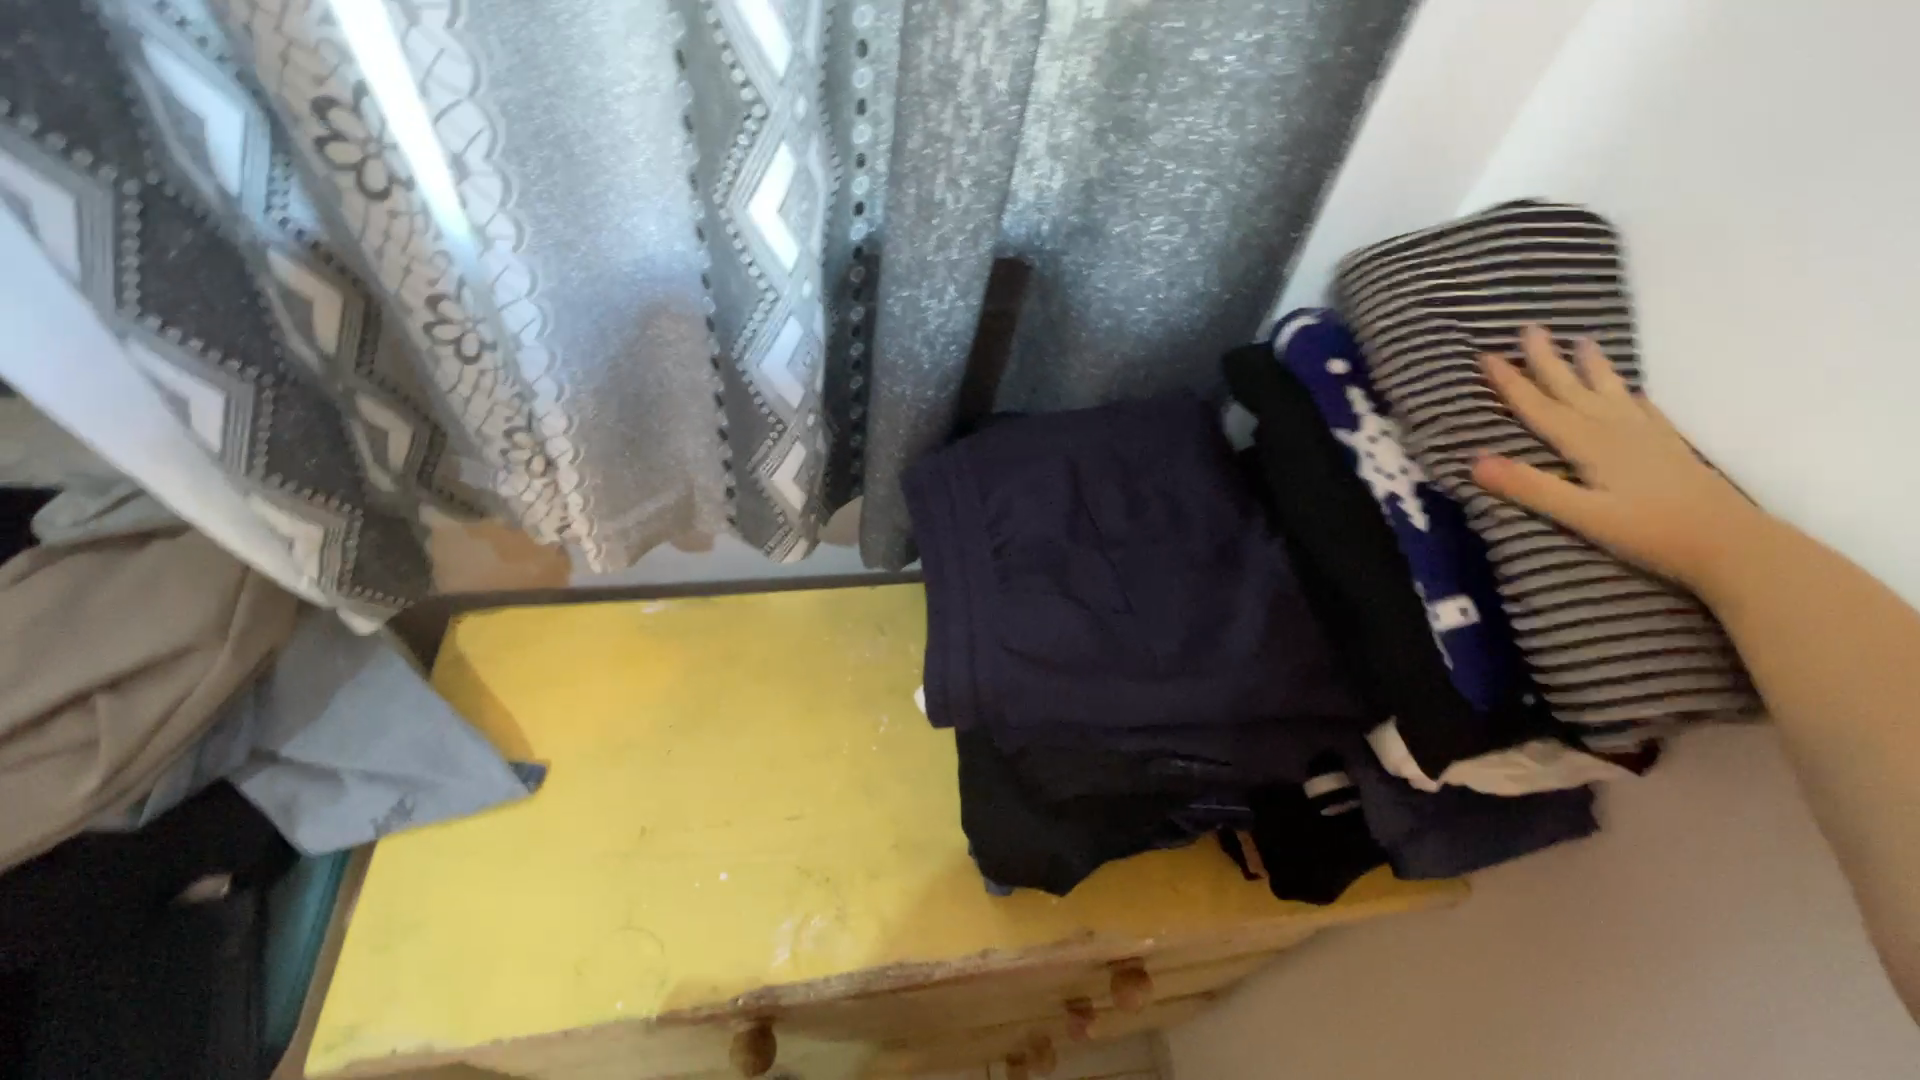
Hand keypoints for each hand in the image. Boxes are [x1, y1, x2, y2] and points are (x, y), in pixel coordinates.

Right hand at [1471, 325, 1768, 592]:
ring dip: (1591, 367)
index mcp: (1589, 444)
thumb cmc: (1651, 533)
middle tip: (1530, 328)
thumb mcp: (1582, 516)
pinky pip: (1643, 410)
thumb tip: (1474, 460)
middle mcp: (1616, 431)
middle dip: (1548, 360)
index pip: (1540, 407)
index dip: (1511, 382)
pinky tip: (1632, 391)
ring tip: (1582, 341)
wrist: (1733, 544)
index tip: (1487, 355)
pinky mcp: (1669, 449)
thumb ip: (1529, 487)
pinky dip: (1630, 395)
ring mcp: (1646, 437)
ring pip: (1609, 392)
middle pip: (1573, 389)